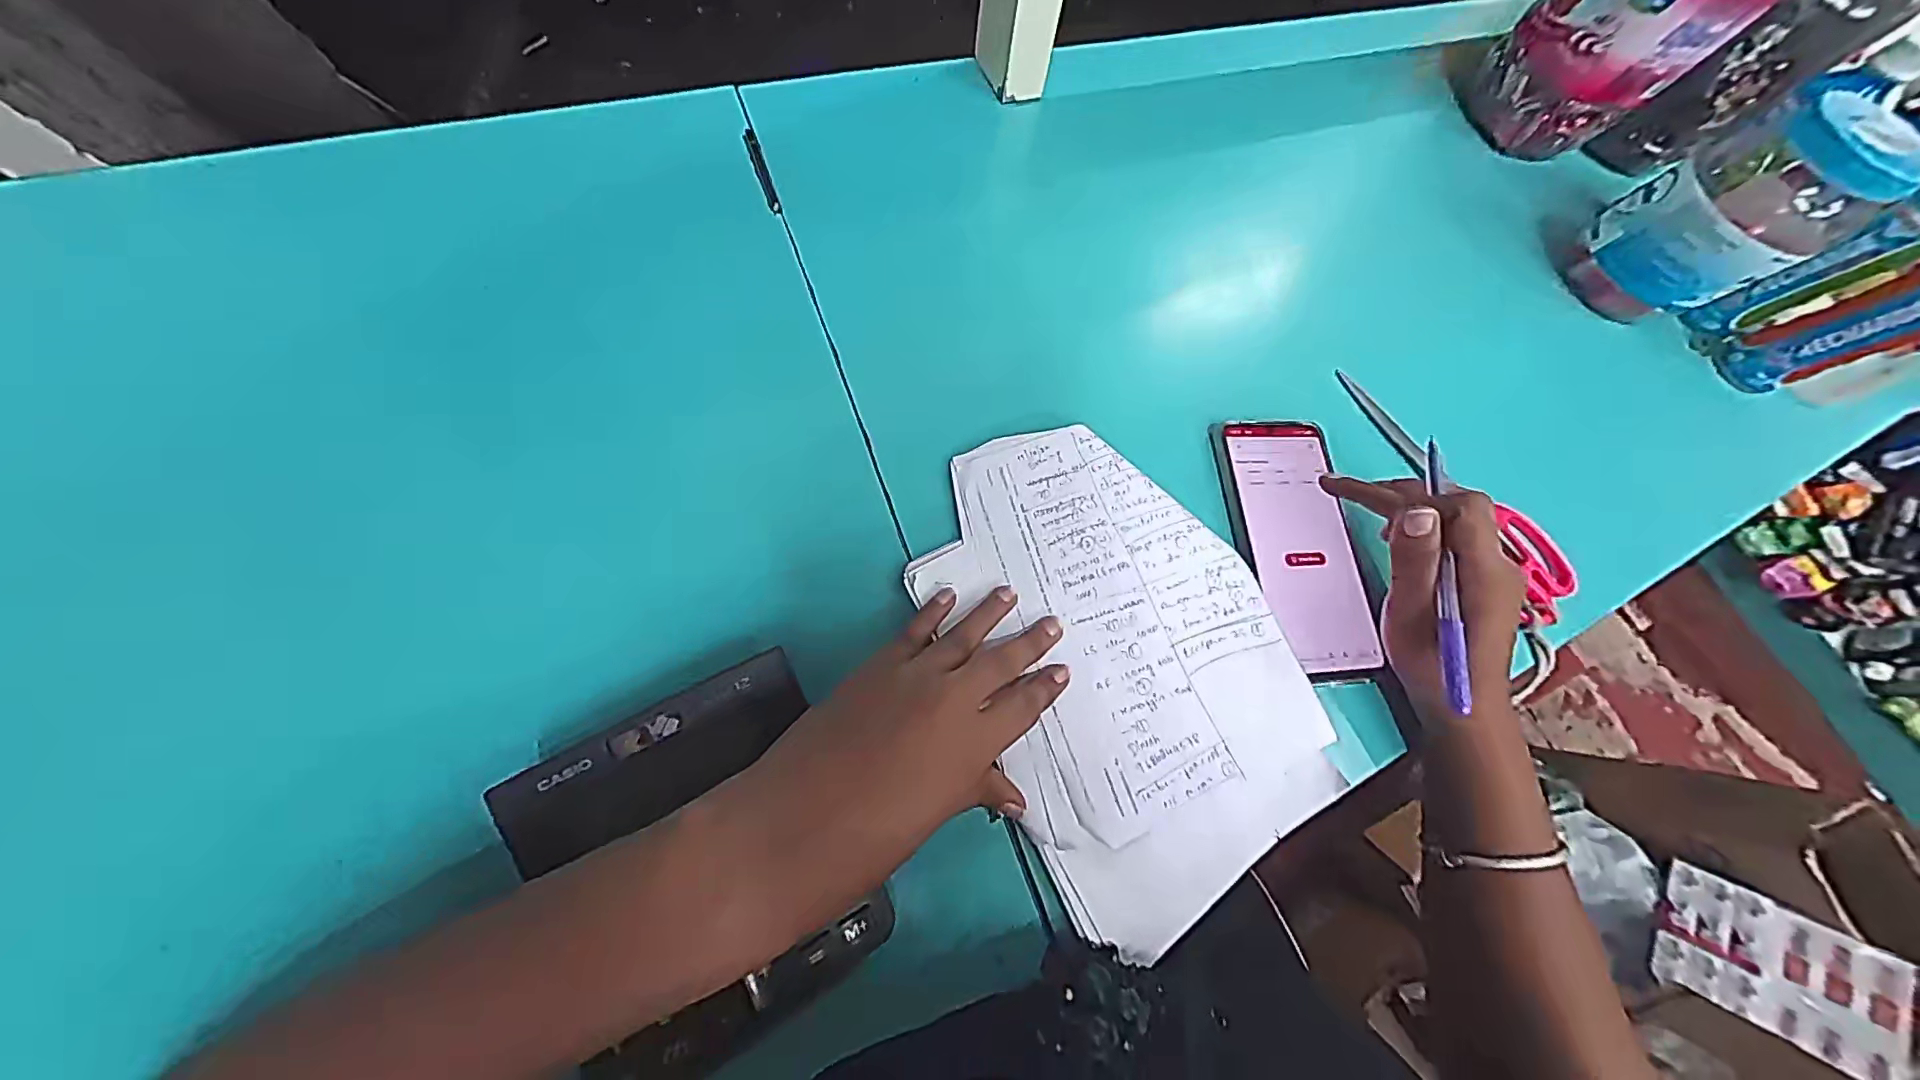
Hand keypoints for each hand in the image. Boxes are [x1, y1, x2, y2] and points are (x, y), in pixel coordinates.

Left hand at [740, 586, 1066, 883]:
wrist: (799, 817)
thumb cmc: (875, 833)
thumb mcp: (936, 813)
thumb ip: (976, 789)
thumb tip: (1012, 797)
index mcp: (974, 743)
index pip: (1022, 706)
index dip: (1044, 688)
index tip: (1061, 672)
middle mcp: (952, 700)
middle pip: (1000, 662)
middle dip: (1029, 643)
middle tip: (1051, 624)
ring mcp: (914, 677)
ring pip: (962, 636)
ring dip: (988, 614)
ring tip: (1008, 594)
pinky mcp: (879, 666)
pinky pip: (914, 632)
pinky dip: (932, 613)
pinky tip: (948, 599)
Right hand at [1319, 476, 1525, 717]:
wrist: (1462, 708)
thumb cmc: (1431, 667)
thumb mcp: (1411, 614)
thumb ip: (1416, 561)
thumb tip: (1416, 512)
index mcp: (1483, 570)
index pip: (1456, 505)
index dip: (1405, 492)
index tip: (1352, 491)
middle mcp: (1499, 565)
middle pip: (1458, 507)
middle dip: (1403, 493)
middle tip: (1352, 492)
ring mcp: (1497, 573)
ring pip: (1457, 519)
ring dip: (1414, 507)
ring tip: (1373, 515)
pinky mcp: (1488, 582)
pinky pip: (1458, 538)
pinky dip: (1425, 528)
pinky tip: (1402, 540)